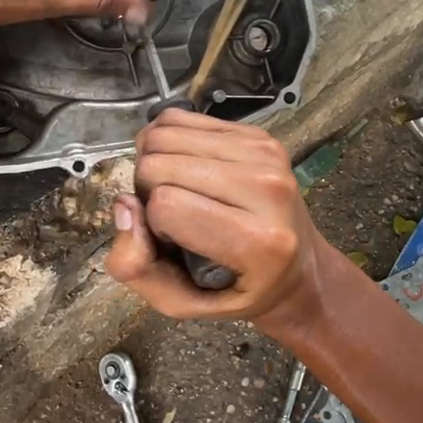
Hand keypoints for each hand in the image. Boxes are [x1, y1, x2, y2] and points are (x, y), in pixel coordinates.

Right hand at [105, 109, 338, 330]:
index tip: (174, 241)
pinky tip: (187, 169)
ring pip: (164, 133)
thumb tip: (123, 205)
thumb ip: (136, 268)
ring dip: (156, 162)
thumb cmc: (238, 291)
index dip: (153, 224)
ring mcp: (265, 155)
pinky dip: (171, 143)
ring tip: (180, 191)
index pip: (166, 205)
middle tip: (173, 216)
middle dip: (148, 190)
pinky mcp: (258, 134)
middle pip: (159, 162)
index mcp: (257, 242)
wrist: (299, 268)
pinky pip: (181, 118)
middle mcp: (268, 189)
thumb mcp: (180, 303)